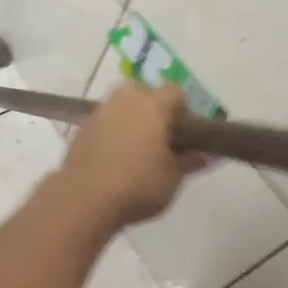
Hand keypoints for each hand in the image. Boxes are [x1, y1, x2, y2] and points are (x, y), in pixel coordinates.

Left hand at [57, 81, 195, 228]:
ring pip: (119, 103)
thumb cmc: (139, 184)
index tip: (186, 132)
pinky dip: (112, 129)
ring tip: (138, 147)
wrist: (85, 197)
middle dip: (153, 106)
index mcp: (151, 105)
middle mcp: (123, 100)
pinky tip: (115, 155)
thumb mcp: (174, 177)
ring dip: (130, 116)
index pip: (173, 91)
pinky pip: (103, 119)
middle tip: (161, 136)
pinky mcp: (81, 127)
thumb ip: (191, 161)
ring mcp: (98, 112)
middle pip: (142, 90)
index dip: (183, 108)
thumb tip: (206, 154)